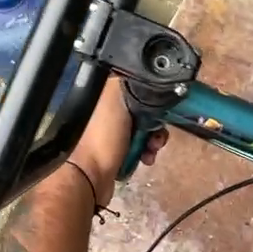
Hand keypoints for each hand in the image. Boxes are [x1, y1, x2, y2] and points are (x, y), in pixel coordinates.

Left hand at [67, 78, 166, 200]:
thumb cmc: (103, 135)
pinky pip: (141, 147)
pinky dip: (147, 152)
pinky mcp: (119, 152)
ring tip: (150, 150)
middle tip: (155, 135)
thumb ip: (132, 82)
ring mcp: (114, 134)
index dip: (154, 100)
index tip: (161, 111)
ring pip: (146, 131)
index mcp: (107, 96)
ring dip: (154, 141)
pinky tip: (145, 159)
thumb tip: (149, 77)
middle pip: (146, 112)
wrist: (92, 174)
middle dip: (156, 124)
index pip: (140, 91)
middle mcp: (110, 112)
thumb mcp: (116, 97)